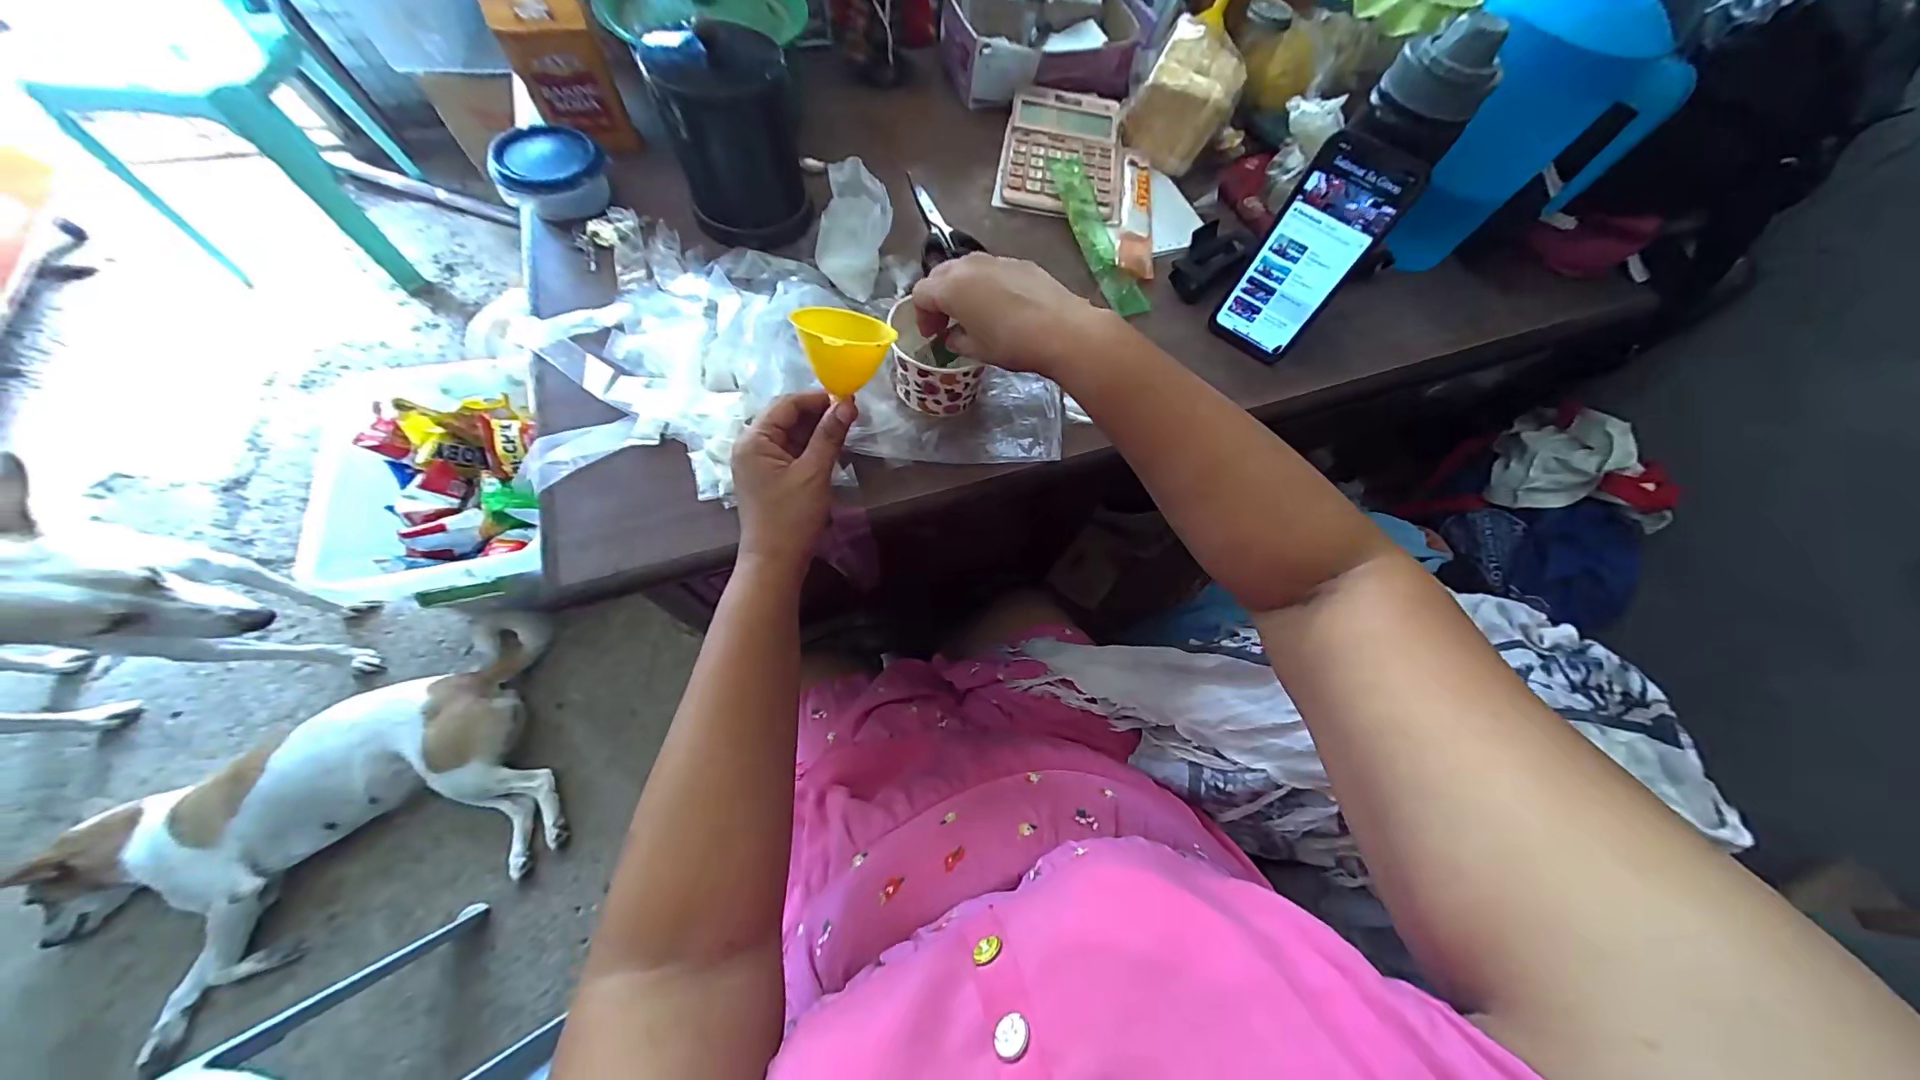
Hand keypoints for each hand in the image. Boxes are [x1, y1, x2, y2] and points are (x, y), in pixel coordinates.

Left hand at [732, 392, 855, 573]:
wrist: (774, 561)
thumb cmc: (792, 517)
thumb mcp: (814, 473)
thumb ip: (830, 435)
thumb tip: (847, 403)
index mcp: (754, 439)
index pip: (786, 404)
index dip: (817, 398)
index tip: (848, 399)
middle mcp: (750, 445)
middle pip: (786, 417)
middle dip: (818, 414)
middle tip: (851, 414)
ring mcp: (757, 462)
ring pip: (790, 435)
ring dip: (816, 431)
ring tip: (846, 430)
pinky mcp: (768, 477)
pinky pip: (790, 452)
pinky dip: (810, 447)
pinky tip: (831, 449)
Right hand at [911, 253, 1115, 376]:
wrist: (1063, 330)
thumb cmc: (1012, 343)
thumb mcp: (977, 349)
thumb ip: (957, 340)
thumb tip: (953, 335)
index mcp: (951, 287)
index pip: (921, 293)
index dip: (922, 316)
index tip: (933, 335)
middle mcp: (969, 265)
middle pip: (940, 275)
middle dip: (938, 298)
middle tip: (946, 323)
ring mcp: (996, 260)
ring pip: (966, 269)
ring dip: (961, 289)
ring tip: (972, 314)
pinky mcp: (1019, 262)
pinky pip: (991, 270)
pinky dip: (985, 285)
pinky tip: (1000, 307)